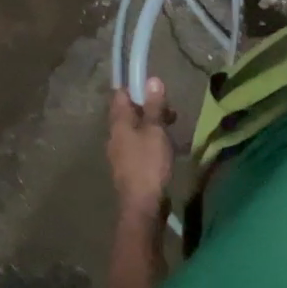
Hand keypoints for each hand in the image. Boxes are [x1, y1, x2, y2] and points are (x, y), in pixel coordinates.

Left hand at [108, 77, 175, 217]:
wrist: (142, 207)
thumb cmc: (149, 163)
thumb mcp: (156, 130)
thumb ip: (154, 106)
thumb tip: (152, 79)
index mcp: (118, 123)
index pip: (120, 95)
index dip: (135, 87)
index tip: (152, 86)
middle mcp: (115, 136)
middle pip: (128, 113)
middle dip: (148, 108)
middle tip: (170, 110)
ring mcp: (119, 154)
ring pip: (134, 130)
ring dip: (151, 125)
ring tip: (171, 127)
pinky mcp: (128, 168)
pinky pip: (138, 146)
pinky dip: (150, 141)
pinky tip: (164, 147)